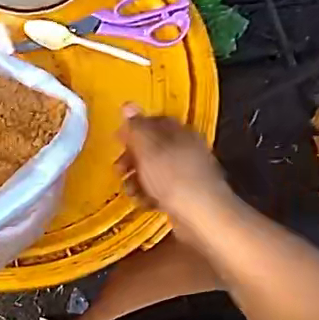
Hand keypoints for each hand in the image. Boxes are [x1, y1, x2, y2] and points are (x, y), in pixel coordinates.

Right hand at [116, 105, 239, 228]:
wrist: (201, 214)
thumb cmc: (172, 177)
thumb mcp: (148, 147)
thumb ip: (136, 127)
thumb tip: (127, 105)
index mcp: (178, 132)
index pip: (153, 122)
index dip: (133, 129)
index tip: (117, 140)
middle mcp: (185, 149)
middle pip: (152, 148)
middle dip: (132, 158)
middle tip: (119, 168)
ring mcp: (187, 173)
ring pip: (154, 171)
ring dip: (137, 180)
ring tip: (129, 190)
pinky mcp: (186, 196)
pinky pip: (161, 191)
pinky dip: (149, 195)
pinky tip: (143, 203)